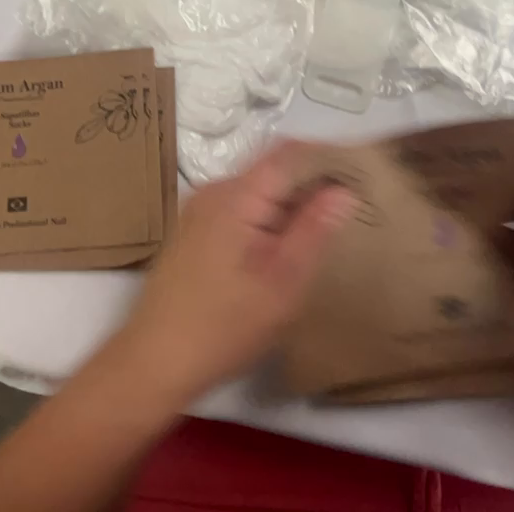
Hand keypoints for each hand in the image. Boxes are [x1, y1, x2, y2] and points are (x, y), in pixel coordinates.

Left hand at [112, 141, 355, 403]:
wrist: (153, 360)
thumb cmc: (223, 326)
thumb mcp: (281, 284)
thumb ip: (312, 231)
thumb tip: (343, 190)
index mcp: (235, 196)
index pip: (287, 153)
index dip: (325, 154)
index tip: (360, 168)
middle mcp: (213, 191)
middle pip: (270, 168)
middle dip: (311, 179)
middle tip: (351, 203)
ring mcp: (198, 210)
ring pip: (255, 189)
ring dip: (289, 200)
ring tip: (325, 225)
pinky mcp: (193, 231)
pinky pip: (239, 207)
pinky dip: (267, 216)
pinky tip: (285, 245)